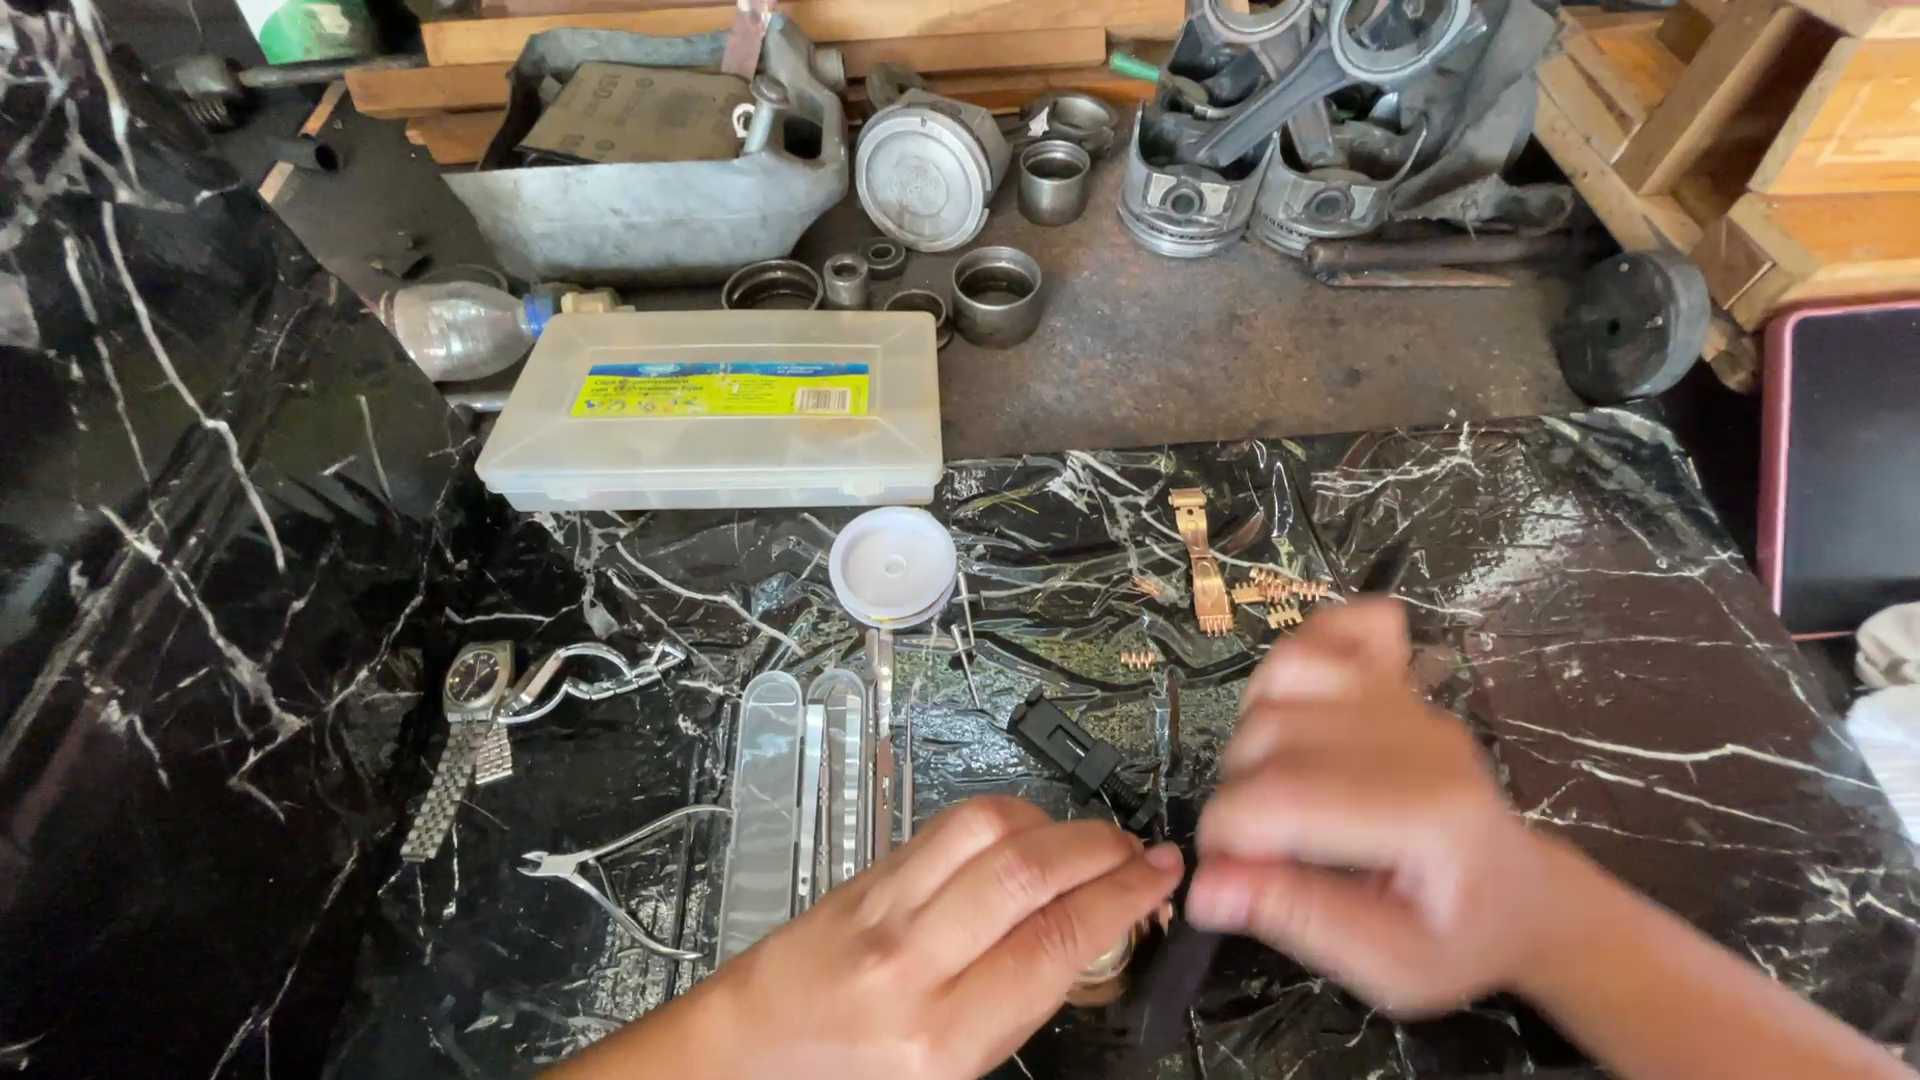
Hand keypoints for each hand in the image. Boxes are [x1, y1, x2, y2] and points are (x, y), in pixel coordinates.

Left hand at [551, 796, 1181, 1079]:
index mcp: (941, 1039)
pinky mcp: (871, 873)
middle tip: (1141, 850)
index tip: (1160, 880)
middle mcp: (913, 963)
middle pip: (1026, 874)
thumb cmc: (847, 1078)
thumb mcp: (951, 1071)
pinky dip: (1005, 817)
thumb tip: (1088, 944)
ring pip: (987, 830)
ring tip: (1089, 839)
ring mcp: (887, 905)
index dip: (1123, 901)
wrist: (745, 1053)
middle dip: (1101, 850)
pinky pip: (948, 826)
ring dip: (1055, 824)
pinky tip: (1026, 832)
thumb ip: (1020, 1003)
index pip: (1055, 945)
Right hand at [1186, 598, 1564, 1016]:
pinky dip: (1299, 648)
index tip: (1222, 872)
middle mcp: (1418, 738)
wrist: (1520, 892)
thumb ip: (1297, 919)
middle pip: (1271, 728)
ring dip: (1251, 731)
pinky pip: (1332, 628)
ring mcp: (1407, 698)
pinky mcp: (1395, 677)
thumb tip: (1202, 888)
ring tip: (1271, 783)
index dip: (1225, 830)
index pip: (1285, 795)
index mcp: (1428, 816)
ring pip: (1283, 674)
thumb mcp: (1389, 965)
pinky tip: (1296, 701)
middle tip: (1257, 842)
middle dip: (1235, 788)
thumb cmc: (1457, 936)